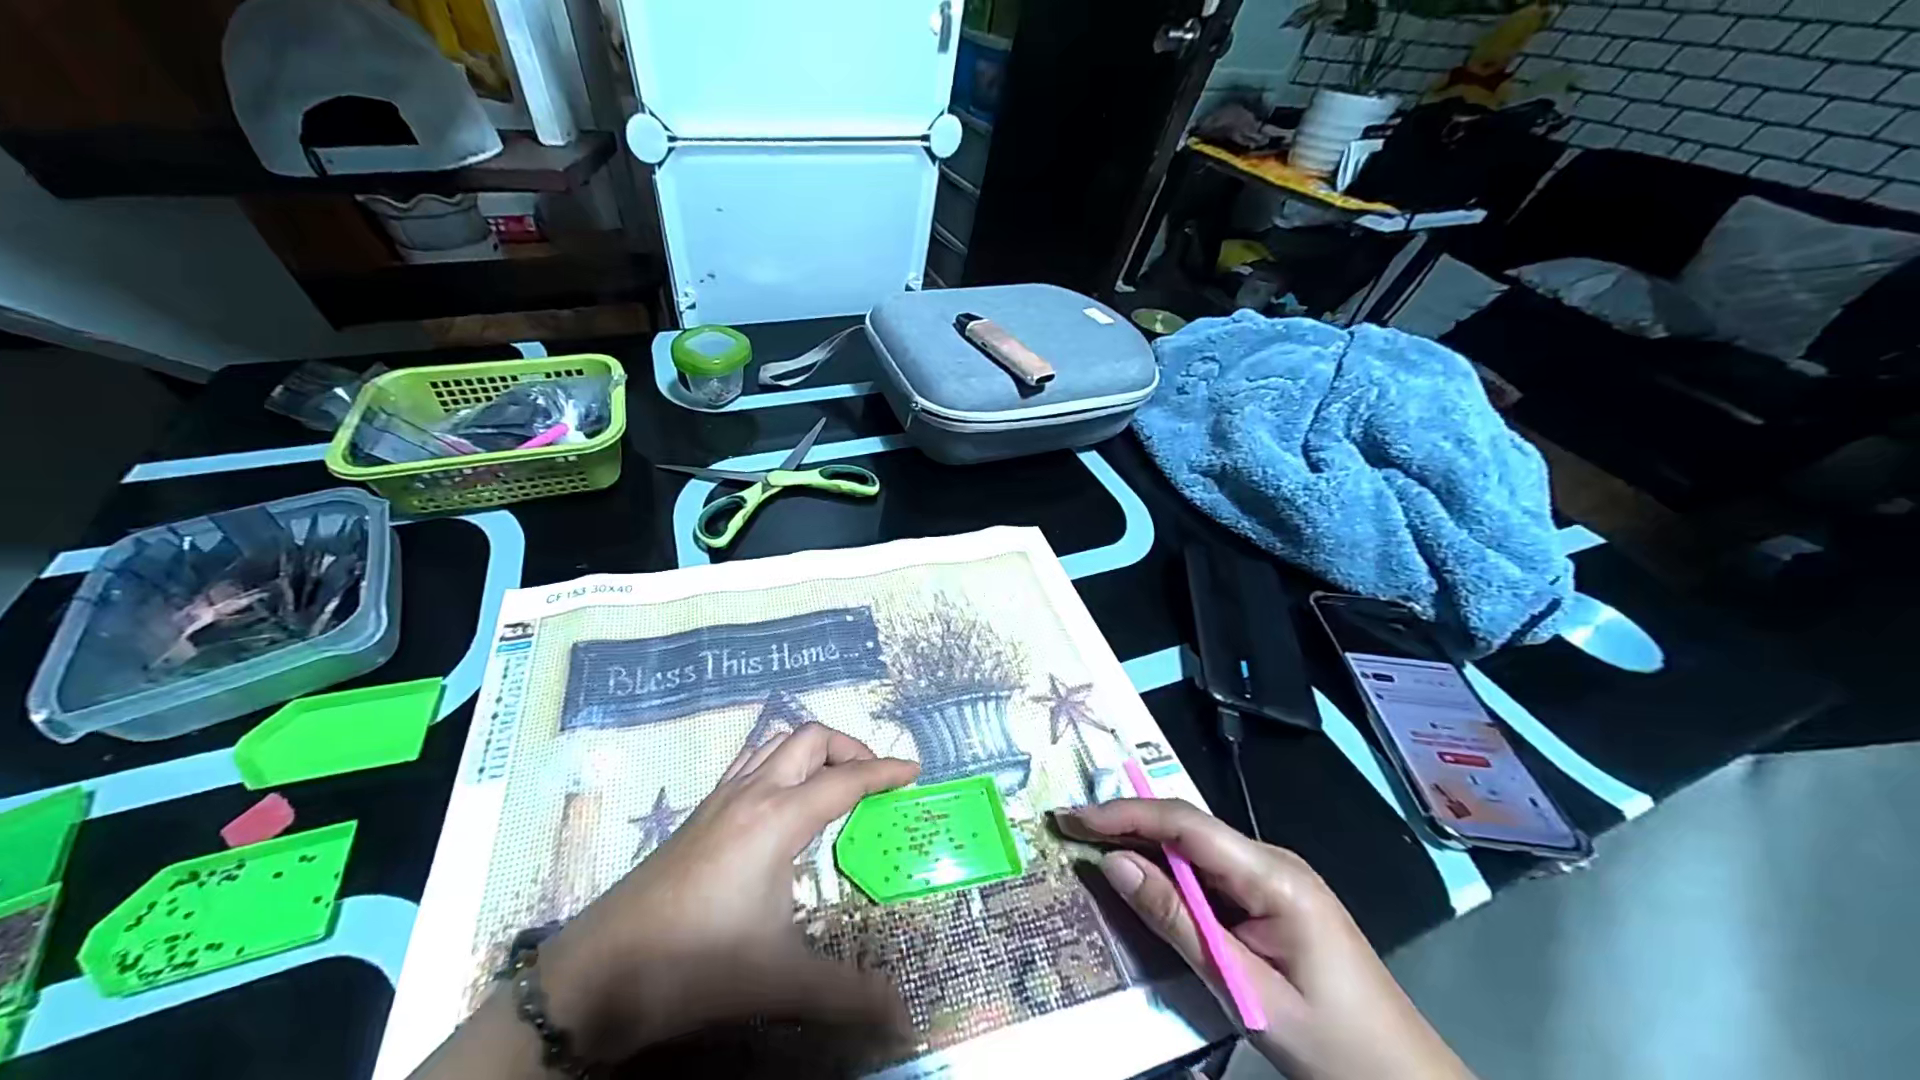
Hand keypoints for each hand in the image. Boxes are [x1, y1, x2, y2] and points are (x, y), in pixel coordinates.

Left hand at [537, 723, 919, 1061]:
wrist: (596, 975)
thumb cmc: (694, 965)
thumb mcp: (779, 980)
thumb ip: (848, 995)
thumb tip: (904, 1018)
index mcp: (778, 819)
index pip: (846, 779)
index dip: (885, 770)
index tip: (915, 770)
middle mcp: (752, 794)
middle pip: (811, 739)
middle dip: (851, 748)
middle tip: (874, 781)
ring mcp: (719, 798)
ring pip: (776, 742)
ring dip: (812, 750)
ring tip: (833, 783)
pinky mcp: (698, 813)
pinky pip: (749, 762)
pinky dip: (779, 761)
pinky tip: (781, 800)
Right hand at [1057, 799, 1474, 1079]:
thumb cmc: (1334, 1046)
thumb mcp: (1245, 989)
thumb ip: (1178, 921)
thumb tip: (1114, 865)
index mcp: (1273, 874)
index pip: (1184, 825)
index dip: (1124, 814)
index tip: (1073, 818)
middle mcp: (1273, 860)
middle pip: (1188, 828)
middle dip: (1127, 823)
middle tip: (1072, 830)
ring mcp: (1276, 877)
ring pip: (1197, 849)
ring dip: (1145, 847)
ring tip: (1094, 849)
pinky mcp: (1274, 899)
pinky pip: (1212, 874)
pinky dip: (1171, 873)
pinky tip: (1145, 880)